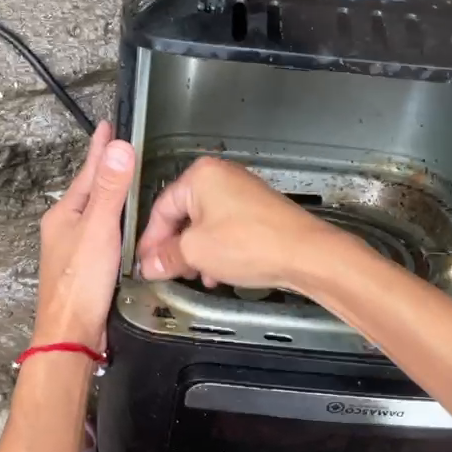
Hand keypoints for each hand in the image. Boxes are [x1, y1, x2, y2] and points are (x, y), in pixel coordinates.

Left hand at [33, 121, 136, 349]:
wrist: (71, 333)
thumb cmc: (79, 284)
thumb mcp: (98, 229)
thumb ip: (109, 190)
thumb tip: (118, 147)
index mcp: (64, 214)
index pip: (86, 172)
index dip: (99, 148)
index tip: (107, 125)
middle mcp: (64, 229)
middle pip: (89, 190)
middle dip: (104, 169)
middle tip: (118, 147)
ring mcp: (73, 249)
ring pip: (95, 213)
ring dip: (109, 195)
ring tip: (123, 181)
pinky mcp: (85, 268)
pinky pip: (102, 234)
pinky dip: (115, 223)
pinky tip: (124, 229)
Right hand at [135, 157, 349, 291]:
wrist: (305, 254)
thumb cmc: (255, 242)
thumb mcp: (196, 253)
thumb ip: (167, 257)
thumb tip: (151, 263)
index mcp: (201, 176)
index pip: (161, 208)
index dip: (151, 240)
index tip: (146, 261)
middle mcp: (222, 177)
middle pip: (184, 215)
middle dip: (176, 247)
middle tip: (167, 270)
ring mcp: (242, 193)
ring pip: (206, 225)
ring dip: (197, 252)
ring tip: (196, 275)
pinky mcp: (258, 211)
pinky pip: (226, 228)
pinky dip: (218, 249)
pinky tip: (219, 272)